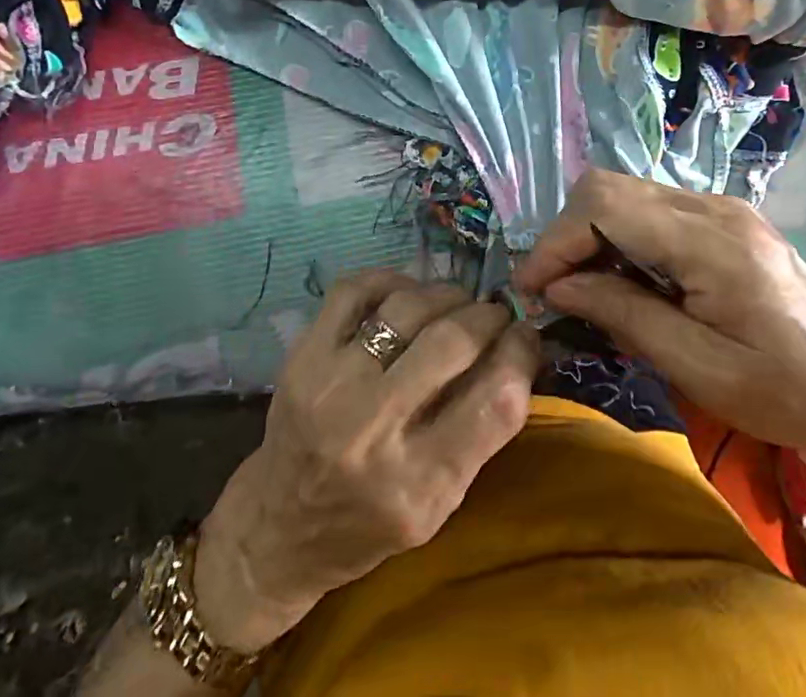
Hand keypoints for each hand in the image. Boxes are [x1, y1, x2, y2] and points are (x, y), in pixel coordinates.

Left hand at [193, 271, 540, 652]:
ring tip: (455, 303)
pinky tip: (407, 292)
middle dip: (487, 317)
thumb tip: (516, 352)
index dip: (522, 355)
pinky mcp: (302, 357)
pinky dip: (391, 281)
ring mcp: (330, 386)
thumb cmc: (368, 523)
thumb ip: (479, 435)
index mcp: (418, 484)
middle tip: (494, 316)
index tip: (526, 338)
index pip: (496, 401)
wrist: (280, 523)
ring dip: (445, 295)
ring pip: (406, 308)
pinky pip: (353, 291)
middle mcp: (372, 430)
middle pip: (452, 343)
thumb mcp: (438, 505)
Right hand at [512, 171, 805, 466]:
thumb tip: (557, 285)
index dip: (555, 242)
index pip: (604, 207)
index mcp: (714, 243)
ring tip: (584, 292)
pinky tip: (623, 283)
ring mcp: (721, 211)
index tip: (532, 290)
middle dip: (567, 237)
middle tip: (555, 293)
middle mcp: (714, 210)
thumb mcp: (702, 369)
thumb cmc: (793, 395)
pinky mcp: (723, 223)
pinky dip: (616, 240)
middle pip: (607, 189)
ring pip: (623, 195)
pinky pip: (648, 212)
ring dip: (589, 238)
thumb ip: (625, 316)